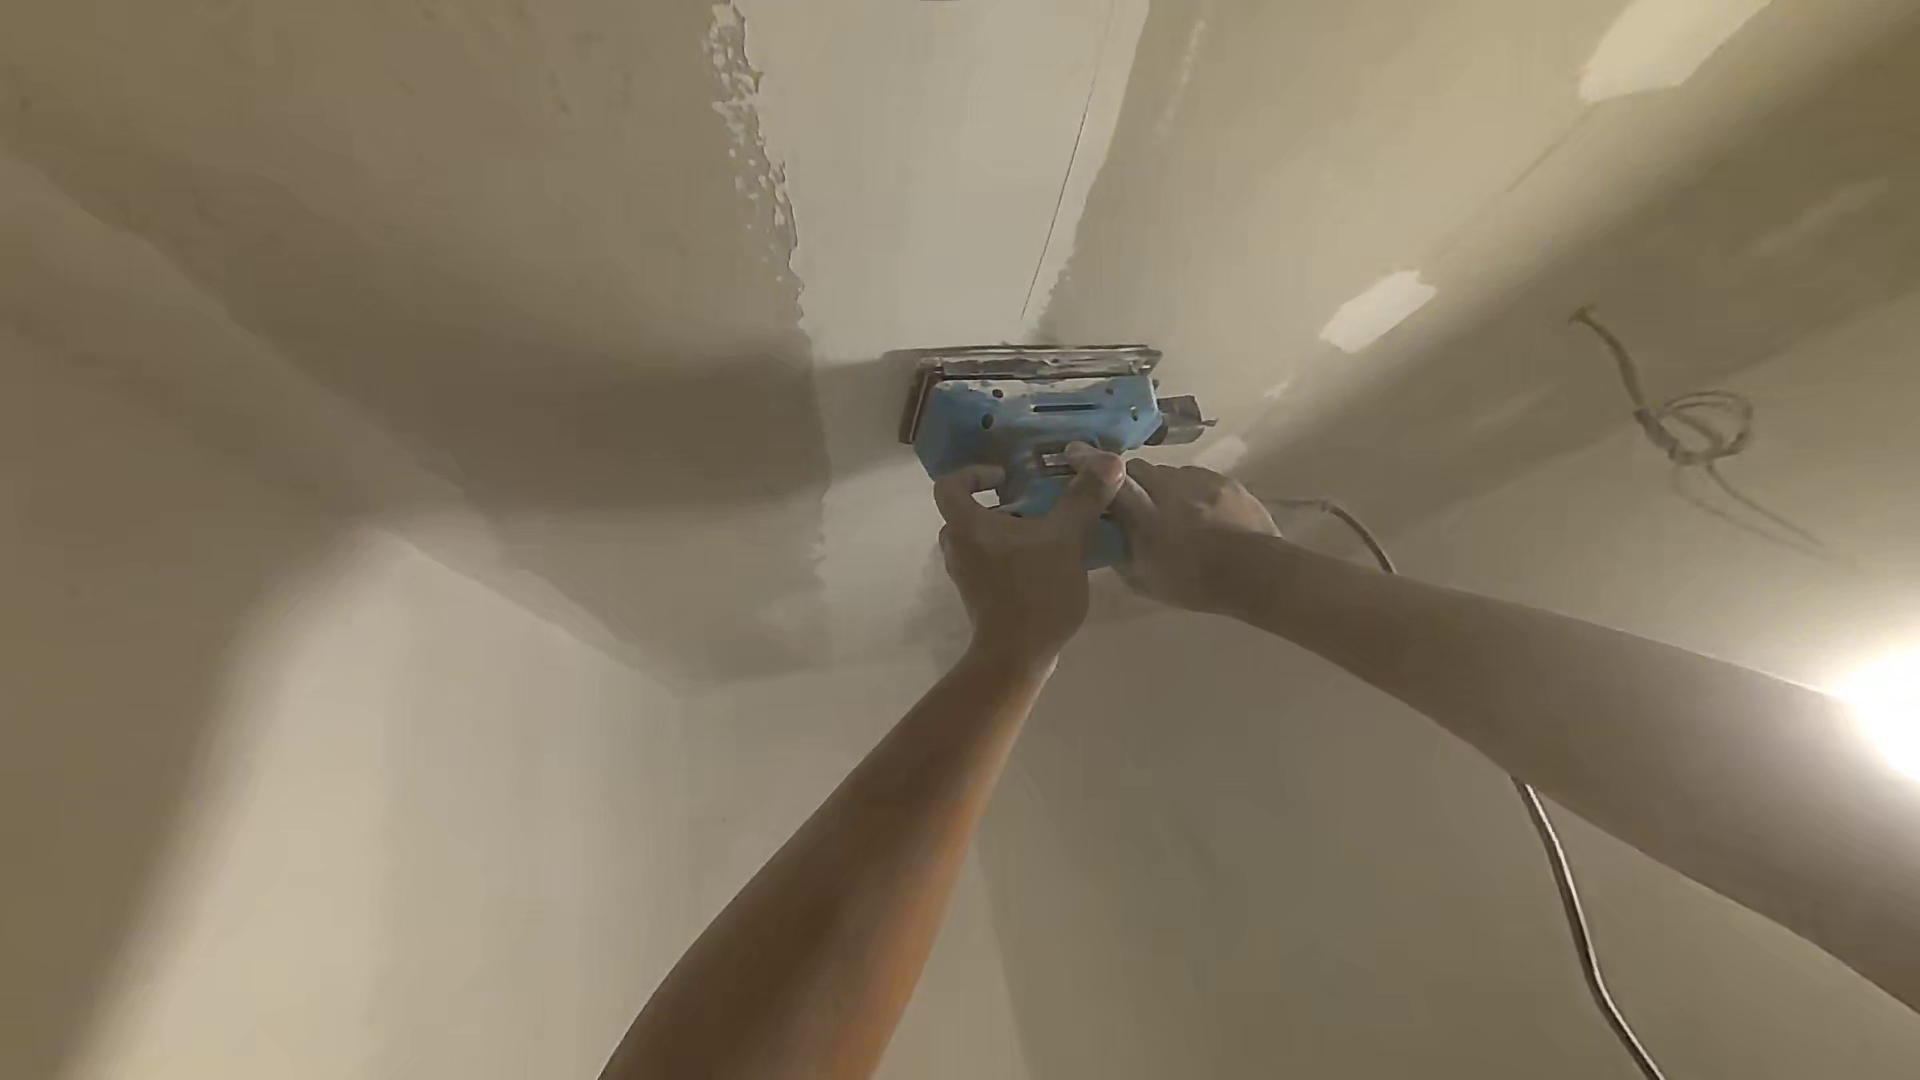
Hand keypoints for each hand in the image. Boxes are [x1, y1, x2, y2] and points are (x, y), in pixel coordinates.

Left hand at [933, 443, 1124, 666]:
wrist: (1018, 654)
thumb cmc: (1035, 591)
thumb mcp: (1065, 539)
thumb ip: (1083, 499)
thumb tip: (1109, 462)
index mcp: (966, 526)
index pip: (949, 485)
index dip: (974, 474)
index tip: (1006, 478)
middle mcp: (956, 547)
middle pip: (967, 511)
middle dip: (1000, 503)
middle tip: (1035, 502)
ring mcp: (964, 574)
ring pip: (979, 538)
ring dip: (1008, 530)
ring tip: (1046, 530)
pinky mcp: (977, 595)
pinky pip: (988, 561)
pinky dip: (1009, 553)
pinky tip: (1045, 560)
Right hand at [1108, 459, 1279, 613]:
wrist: (1256, 575)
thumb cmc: (1194, 584)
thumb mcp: (1142, 580)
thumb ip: (1119, 553)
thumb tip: (1107, 539)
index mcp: (1144, 515)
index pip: (1110, 481)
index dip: (1096, 476)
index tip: (1087, 474)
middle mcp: (1168, 488)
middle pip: (1137, 468)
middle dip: (1130, 480)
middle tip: (1134, 501)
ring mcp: (1199, 480)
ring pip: (1168, 471)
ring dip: (1162, 484)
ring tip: (1172, 508)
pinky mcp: (1224, 480)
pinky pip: (1197, 477)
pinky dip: (1191, 489)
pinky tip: (1200, 510)